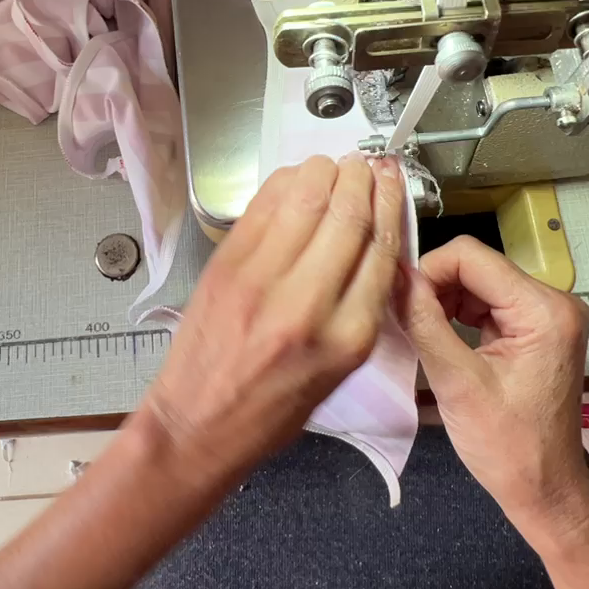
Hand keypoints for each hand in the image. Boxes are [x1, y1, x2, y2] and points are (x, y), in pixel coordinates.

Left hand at [141, 154, 406, 487]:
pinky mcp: (226, 264)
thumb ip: (359, 306)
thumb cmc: (272, 410)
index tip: (391, 183)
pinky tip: (298, 177)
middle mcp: (307, 304)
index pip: (381, 250)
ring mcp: (260, 279)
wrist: (197, 424)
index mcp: (346, 338)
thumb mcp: (338, 371)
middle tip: (366, 165)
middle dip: (362, 179)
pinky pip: (264, 205)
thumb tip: (372, 242)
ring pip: (306, 199)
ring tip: (336, 164)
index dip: (389, 204)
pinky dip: (286, 182)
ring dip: (327, 171)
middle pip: (347, 216)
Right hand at [400, 235, 588, 556]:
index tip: (400, 302)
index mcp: (544, 309)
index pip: (470, 255)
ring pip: (476, 280)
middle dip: (434, 287)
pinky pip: (485, 299)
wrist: (545, 491)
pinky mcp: (536, 325)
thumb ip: (423, 320)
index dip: (427, 271)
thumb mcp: (455, 381)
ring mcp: (547, 312)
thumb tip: (393, 273)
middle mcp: (553, 299)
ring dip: (442, 300)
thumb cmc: (505, 445)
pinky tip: (439, 335)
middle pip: (474, 265)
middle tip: (406, 321)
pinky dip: (456, 312)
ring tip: (420, 331)